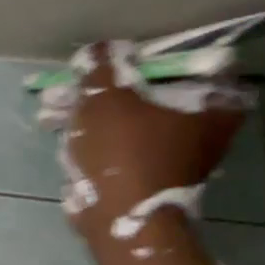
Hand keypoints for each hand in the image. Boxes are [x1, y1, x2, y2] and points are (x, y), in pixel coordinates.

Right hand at [46, 40, 251, 244]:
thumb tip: (103, 48)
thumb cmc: (122, 148)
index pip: (185, 60)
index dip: (143, 55)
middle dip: (101, 87)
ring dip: (88, 110)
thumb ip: (102, 62)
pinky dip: (95, 134)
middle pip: (150, 90)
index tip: (110, 60)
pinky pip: (124, 140)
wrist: (121, 216)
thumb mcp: (105, 93)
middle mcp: (208, 125)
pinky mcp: (154, 171)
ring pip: (130, 116)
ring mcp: (181, 151)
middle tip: (66, 86)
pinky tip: (60, 130)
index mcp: (215, 101)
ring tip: (49, 111)